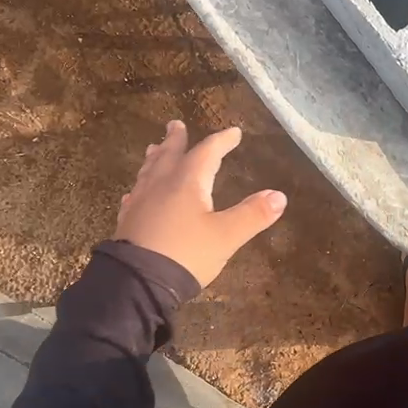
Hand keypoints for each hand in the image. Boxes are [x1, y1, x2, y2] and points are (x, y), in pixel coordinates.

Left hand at [114, 120, 286, 286]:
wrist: (136, 283)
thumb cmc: (186, 254)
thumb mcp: (227, 236)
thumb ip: (253, 214)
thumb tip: (280, 196)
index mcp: (188, 182)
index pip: (207, 153)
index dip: (222, 141)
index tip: (234, 132)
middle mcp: (161, 185)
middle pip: (169, 155)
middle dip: (176, 140)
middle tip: (175, 124)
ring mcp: (140, 203)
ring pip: (149, 171)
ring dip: (156, 157)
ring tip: (155, 148)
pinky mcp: (127, 222)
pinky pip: (135, 196)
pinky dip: (141, 187)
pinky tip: (135, 192)